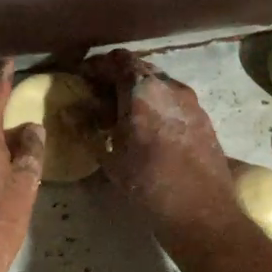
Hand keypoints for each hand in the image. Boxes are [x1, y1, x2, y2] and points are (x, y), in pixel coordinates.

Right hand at [81, 49, 235, 233]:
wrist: (202, 212)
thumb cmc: (148, 182)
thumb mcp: (109, 158)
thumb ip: (87, 130)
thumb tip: (68, 113)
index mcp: (141, 89)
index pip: (116, 59)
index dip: (97, 66)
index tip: (83, 80)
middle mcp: (168, 86)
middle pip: (138, 68)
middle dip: (116, 78)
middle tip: (99, 98)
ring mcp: (190, 101)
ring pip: (158, 83)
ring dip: (138, 92)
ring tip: (122, 115)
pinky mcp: (203, 117)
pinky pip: (173, 100)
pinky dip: (156, 104)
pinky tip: (148, 128)